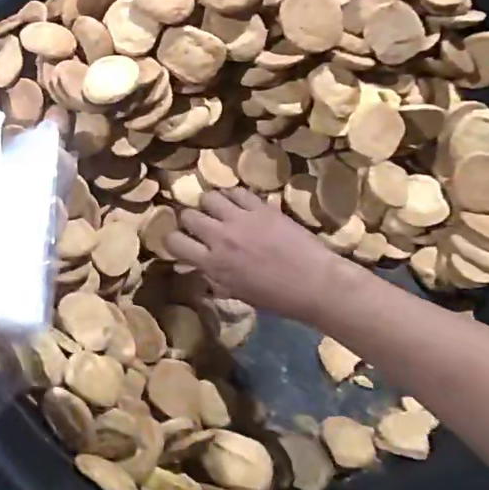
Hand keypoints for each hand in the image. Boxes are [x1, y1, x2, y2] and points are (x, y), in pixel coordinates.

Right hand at [165, 188, 344, 315]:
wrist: (316, 284)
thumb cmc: (276, 298)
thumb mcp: (236, 293)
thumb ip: (213, 276)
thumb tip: (198, 267)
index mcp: (213, 264)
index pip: (173, 242)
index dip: (172, 240)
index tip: (181, 242)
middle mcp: (221, 238)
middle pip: (189, 215)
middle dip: (190, 220)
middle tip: (201, 225)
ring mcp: (242, 219)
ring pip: (209, 197)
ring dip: (210, 205)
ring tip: (219, 211)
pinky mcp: (262, 208)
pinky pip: (236, 192)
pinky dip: (233, 197)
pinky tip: (239, 204)